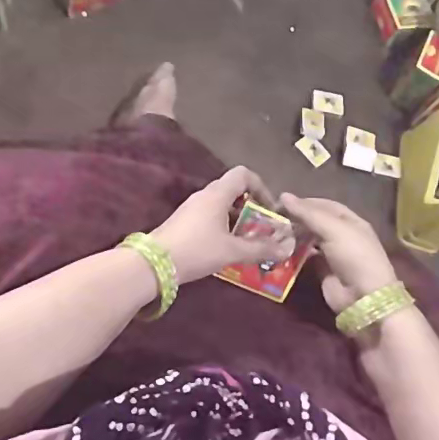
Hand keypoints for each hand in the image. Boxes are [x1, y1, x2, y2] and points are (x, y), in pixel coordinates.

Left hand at [149, 166, 293, 282]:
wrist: (152, 264)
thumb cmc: (196, 250)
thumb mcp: (232, 251)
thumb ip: (260, 249)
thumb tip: (286, 249)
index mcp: (217, 195)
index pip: (243, 174)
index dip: (261, 187)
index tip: (269, 209)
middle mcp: (203, 196)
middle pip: (232, 190)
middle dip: (251, 207)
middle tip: (261, 229)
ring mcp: (191, 209)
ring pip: (220, 206)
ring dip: (236, 219)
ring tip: (246, 242)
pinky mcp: (182, 223)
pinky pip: (209, 217)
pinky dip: (222, 227)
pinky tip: (225, 248)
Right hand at [279, 194, 399, 313]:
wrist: (363, 296)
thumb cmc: (353, 255)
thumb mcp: (333, 229)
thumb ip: (308, 213)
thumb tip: (283, 196)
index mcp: (350, 221)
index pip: (325, 205)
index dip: (305, 202)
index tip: (282, 202)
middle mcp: (342, 235)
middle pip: (316, 222)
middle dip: (297, 218)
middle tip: (273, 217)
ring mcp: (332, 254)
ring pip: (309, 239)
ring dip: (293, 235)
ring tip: (273, 232)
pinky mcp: (323, 270)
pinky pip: (306, 257)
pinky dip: (294, 252)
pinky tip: (279, 248)